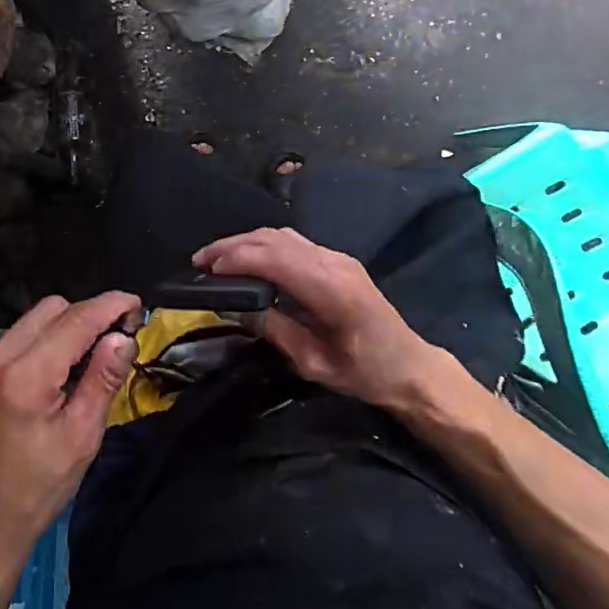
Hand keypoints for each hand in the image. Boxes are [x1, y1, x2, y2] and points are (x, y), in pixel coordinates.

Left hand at [0, 292, 141, 591]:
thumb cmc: (34, 491)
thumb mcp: (80, 439)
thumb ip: (101, 381)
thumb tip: (123, 337)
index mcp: (22, 376)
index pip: (74, 320)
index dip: (109, 306)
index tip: (136, 304)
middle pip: (50, 310)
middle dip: (88, 315)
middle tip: (117, 338)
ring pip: (31, 321)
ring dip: (65, 327)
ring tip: (91, 357)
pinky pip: (15, 340)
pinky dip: (43, 343)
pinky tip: (59, 371)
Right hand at [193, 227, 466, 411]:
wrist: (409, 365)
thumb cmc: (364, 372)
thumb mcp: (313, 363)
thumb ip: (275, 330)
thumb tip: (236, 306)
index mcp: (333, 292)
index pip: (277, 260)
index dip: (238, 259)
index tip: (207, 270)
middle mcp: (335, 264)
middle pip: (274, 240)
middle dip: (232, 246)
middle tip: (199, 261)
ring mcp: (337, 257)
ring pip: (281, 235)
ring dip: (244, 242)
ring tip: (214, 259)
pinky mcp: (335, 259)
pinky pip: (291, 242)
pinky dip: (260, 245)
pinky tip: (244, 259)